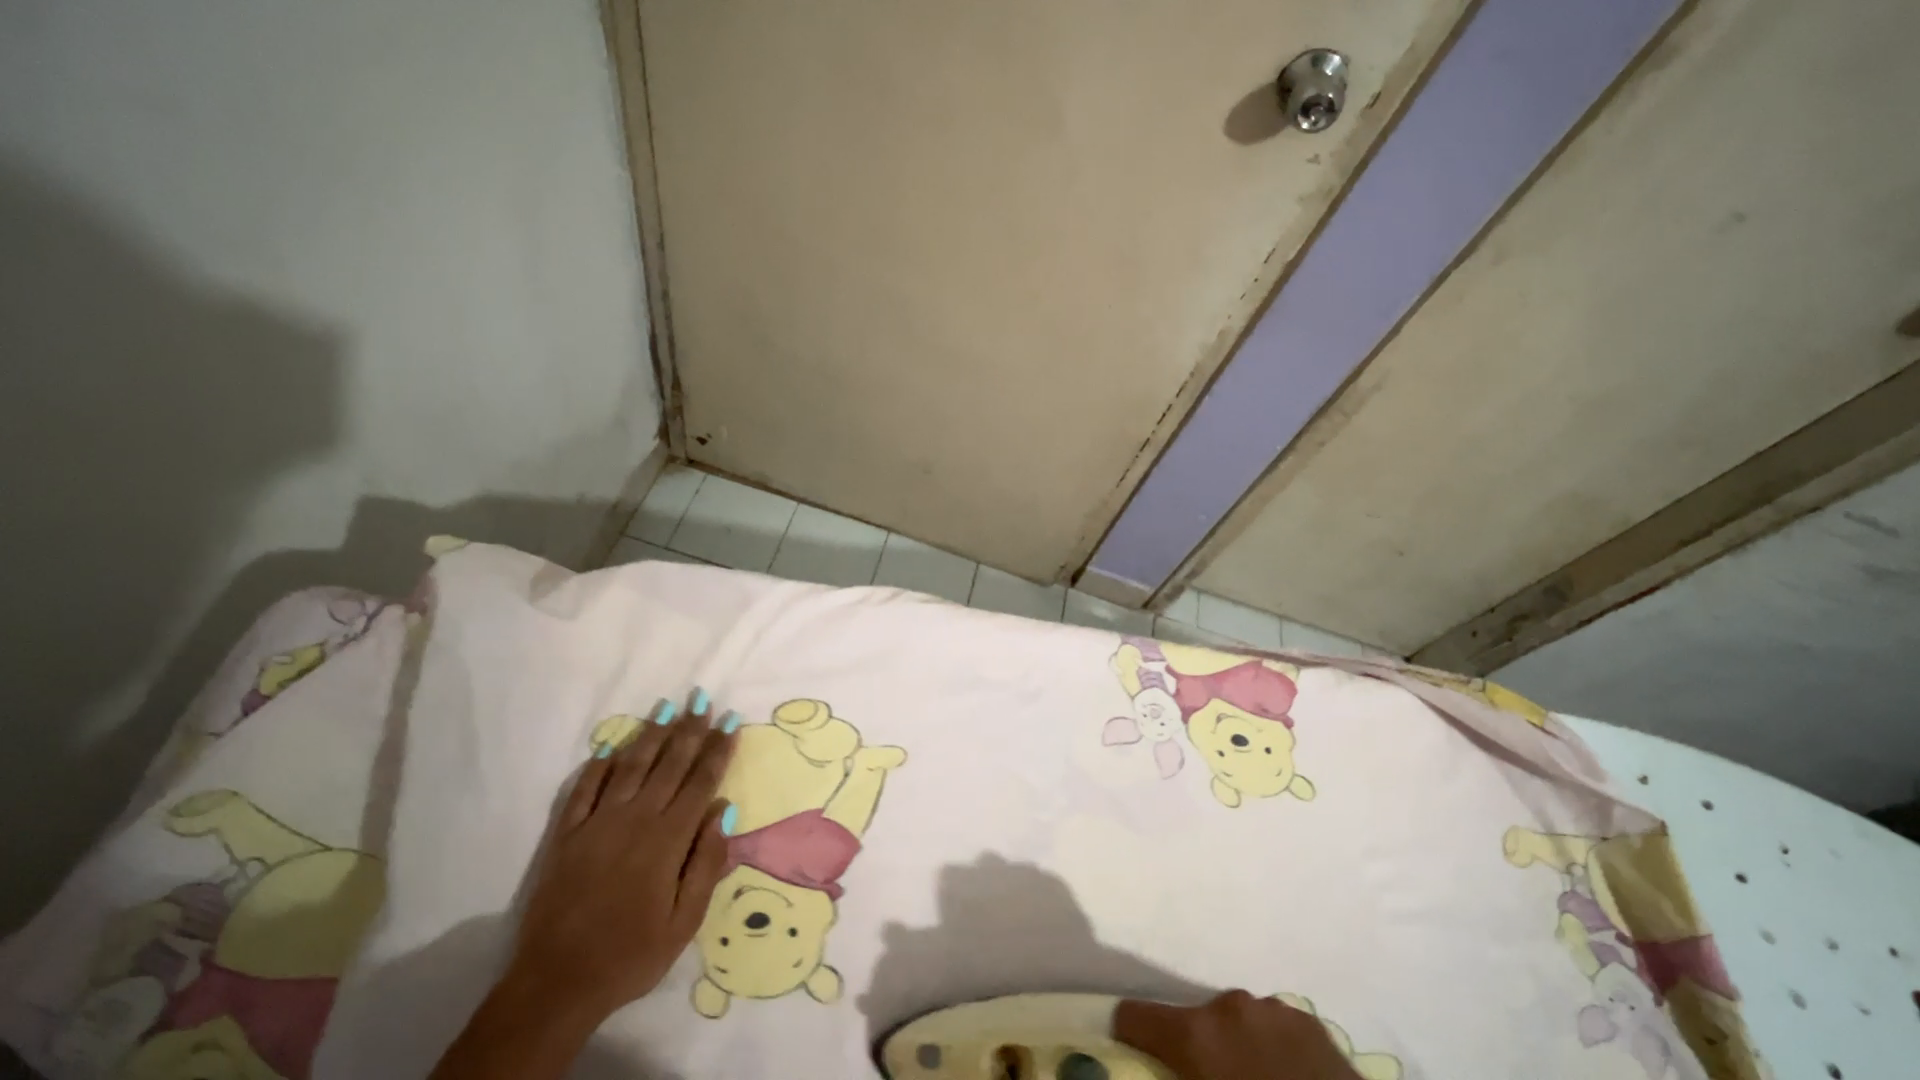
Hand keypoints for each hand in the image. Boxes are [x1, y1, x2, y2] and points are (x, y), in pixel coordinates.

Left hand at [432, 692, 736, 1078]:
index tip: (731, 722)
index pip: (700, 784)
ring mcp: (596, 824)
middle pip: (668, 766)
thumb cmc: (631, 956)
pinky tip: (611, 749)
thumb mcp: (684, 922)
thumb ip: (705, 864)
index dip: (718, 751)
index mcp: (667, 841)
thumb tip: (723, 812)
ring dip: (650, 736)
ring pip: (629, 768)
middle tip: (703, 700)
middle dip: (689, 731)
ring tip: (666, 708)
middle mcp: (634, 821)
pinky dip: (598, 766)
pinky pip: (584, 790)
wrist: (556, 982)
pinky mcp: (565, 835)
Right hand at [1115, 990, 1364, 1079]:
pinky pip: (1271, 1026)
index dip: (1127, 1036)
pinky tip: (1284, 1076)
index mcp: (1195, 1033)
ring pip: (1234, 1021)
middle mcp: (1227, 1006)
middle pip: (1190, 1019)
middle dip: (1193, 1049)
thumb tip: (1150, 1070)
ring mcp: (1272, 1009)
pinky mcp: (1309, 1020)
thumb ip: (1168, 1078)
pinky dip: (1268, 1047)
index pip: (1133, 1014)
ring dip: (1234, 1046)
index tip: (1130, 1055)